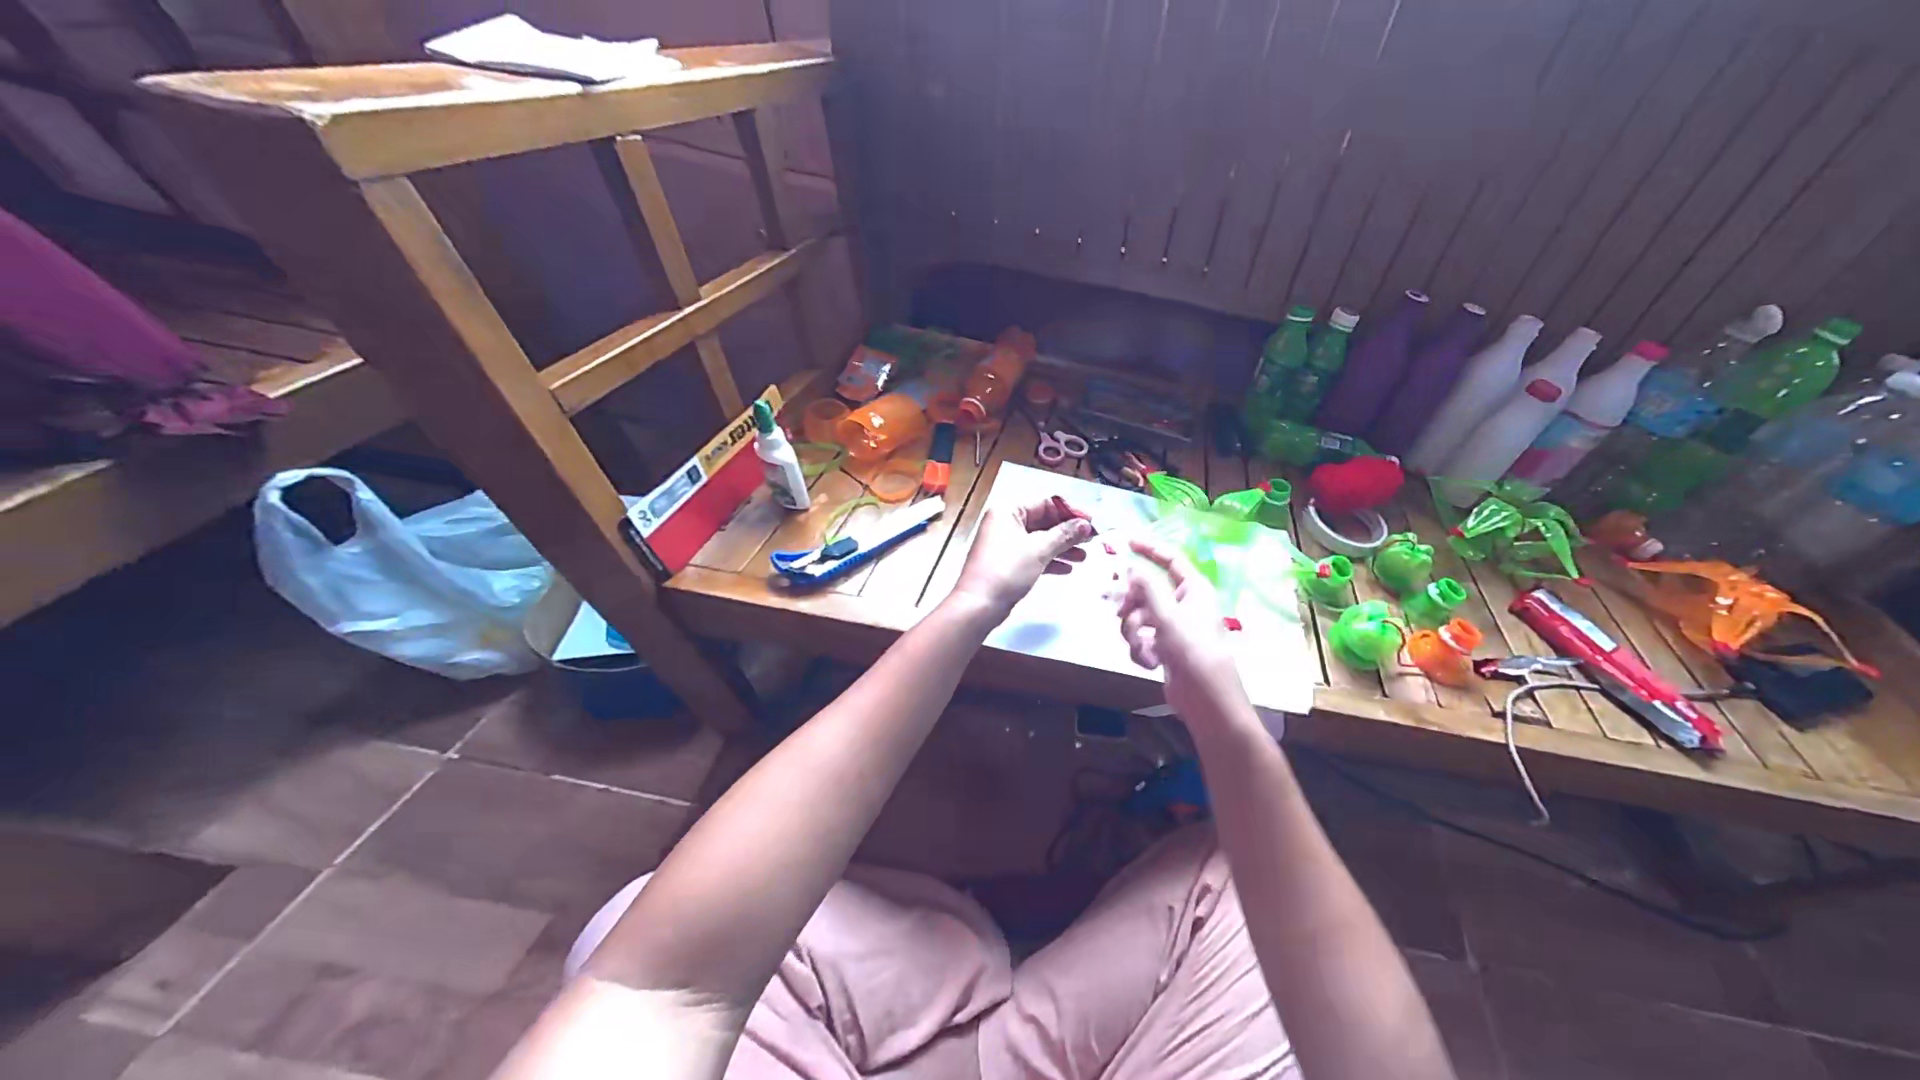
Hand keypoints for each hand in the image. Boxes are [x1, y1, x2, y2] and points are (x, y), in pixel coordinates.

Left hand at [950, 496, 1093, 619]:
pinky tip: (1067, 568)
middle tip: (1092, 540)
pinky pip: (1033, 554)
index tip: (1092, 523)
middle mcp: (1005, 522)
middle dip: (1068, 531)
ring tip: (1083, 557)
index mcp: (1009, 510)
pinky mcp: (1007, 562)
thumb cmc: (1006, 571)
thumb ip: (1064, 535)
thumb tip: (1086, 525)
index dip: (1071, 512)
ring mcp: (1005, 543)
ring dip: (1062, 547)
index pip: (1046, 503)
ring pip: (1039, 539)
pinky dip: (1049, 559)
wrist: (978, 605)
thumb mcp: (1039, 550)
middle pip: (1044, 521)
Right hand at [1118, 537, 1246, 718]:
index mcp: (1193, 589)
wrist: (1205, 697)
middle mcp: (1183, 604)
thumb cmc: (1192, 650)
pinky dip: (1141, 650)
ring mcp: (1172, 627)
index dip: (1149, 548)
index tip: (1126, 542)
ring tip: (1142, 647)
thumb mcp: (1167, 615)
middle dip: (1131, 607)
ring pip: (1138, 617)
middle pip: (1145, 592)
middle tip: (1120, 612)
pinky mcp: (1163, 648)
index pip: (1170, 559)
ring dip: (1134, 633)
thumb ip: (1146, 588)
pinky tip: (1150, 662)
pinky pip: (1140, 639)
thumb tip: (1132, 567)